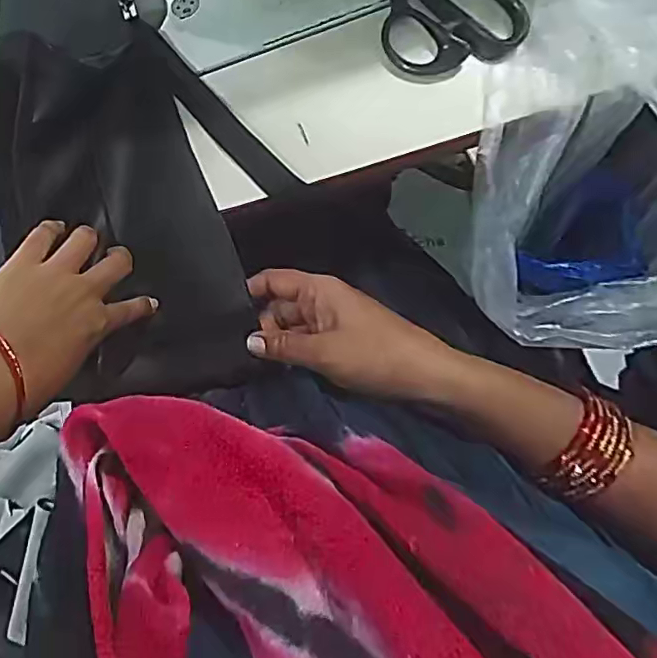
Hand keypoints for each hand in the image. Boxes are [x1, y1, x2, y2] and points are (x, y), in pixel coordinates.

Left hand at [0, 222, 158, 411]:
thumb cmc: (23, 383)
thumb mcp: (65, 371)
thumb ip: (76, 349)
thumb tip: (70, 346)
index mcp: (95, 325)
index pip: (129, 310)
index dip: (141, 304)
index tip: (146, 301)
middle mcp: (82, 293)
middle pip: (116, 263)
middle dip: (119, 259)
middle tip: (115, 259)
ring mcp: (54, 272)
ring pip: (85, 238)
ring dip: (87, 237)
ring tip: (86, 237)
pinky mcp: (23, 261)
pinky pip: (43, 233)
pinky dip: (50, 227)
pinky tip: (52, 227)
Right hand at [245, 269, 479, 402]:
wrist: (430, 377)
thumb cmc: (375, 355)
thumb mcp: (322, 352)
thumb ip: (282, 346)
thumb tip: (248, 341)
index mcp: (317, 289)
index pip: (271, 280)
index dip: (248, 292)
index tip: (226, 314)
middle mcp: (323, 298)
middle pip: (279, 305)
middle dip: (262, 325)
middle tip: (244, 351)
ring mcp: (333, 319)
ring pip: (293, 325)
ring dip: (280, 342)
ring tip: (259, 362)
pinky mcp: (342, 339)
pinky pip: (309, 339)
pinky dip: (297, 350)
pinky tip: (285, 366)